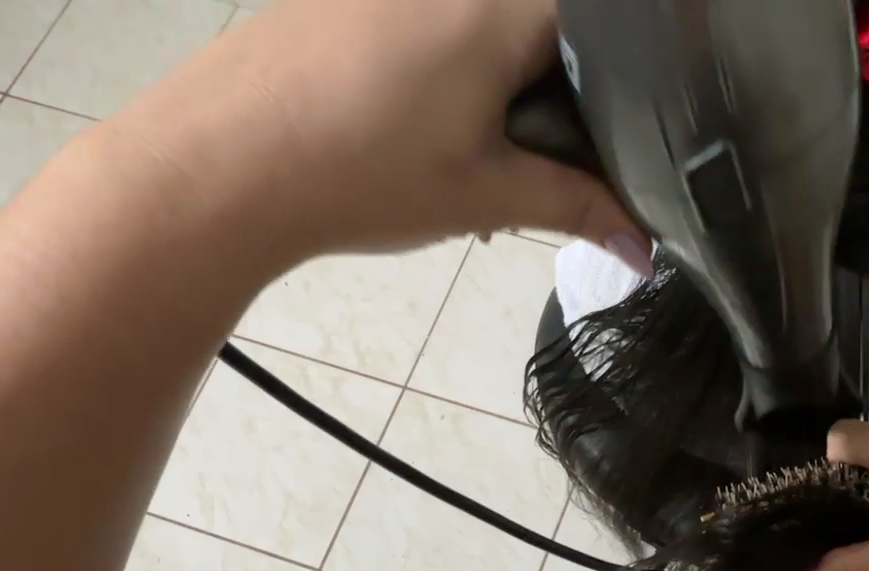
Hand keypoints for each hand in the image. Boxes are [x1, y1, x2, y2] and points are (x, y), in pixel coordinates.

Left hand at [112, 0, 648, 260]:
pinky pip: (431, 26)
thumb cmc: (364, 175)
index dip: (618, 86)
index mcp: (495, 10)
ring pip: (484, 31)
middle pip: (541, 29)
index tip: (613, 141)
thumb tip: (647, 249)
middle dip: (554, 96)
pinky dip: (452, 73)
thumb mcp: (486, 196)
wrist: (220, 164)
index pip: (600, 27)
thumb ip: (577, 209)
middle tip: (541, 162)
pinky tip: (422, 128)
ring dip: (501, 89)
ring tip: (478, 154)